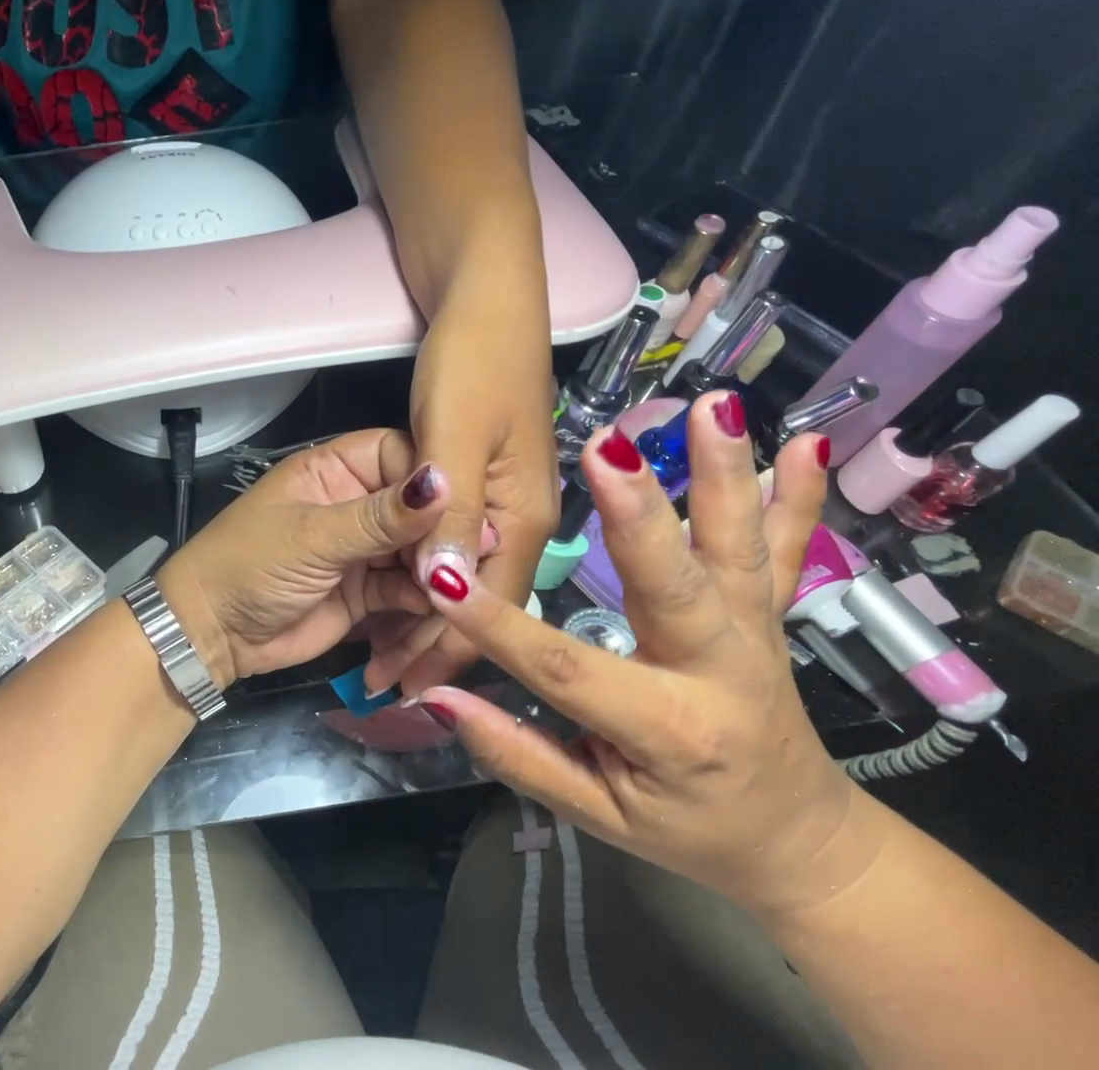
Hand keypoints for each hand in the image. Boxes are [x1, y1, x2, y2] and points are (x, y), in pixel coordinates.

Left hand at [156, 429, 451, 687]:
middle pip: (419, 508)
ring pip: (419, 551)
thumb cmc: (249, 567)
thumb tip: (442, 481)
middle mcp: (355, 504)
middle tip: (478, 555)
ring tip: (460, 588)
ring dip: (438, 571)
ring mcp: (364, 550)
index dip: (435, 477)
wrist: (213, 634)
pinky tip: (438, 609)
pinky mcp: (368, 592)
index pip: (401, 455)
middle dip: (444, 532)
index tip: (467, 505)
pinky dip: (424, 601)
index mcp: (334, 470)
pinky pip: (408, 591)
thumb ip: (378, 517)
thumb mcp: (313, 537)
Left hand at [367, 305, 559, 695]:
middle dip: (436, 644)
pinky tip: (385, 633)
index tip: (418, 685)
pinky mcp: (442, 503)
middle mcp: (498, 516)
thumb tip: (449, 580)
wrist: (474, 296)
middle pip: (471, 598)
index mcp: (514, 504)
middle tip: (395, 690)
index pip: (492, 594)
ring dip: (418, 630)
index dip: (457, 641)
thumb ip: (434, 510)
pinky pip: (426, 568)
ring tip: (385, 676)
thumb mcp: (449, 434)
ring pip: (446, 589)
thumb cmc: (470, 359)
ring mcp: (467, 513)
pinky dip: (407, 600)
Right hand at [411, 392, 876, 915]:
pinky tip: (811, 441)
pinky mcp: (772, 620)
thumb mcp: (596, 815)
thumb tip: (438, 700)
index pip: (562, 666)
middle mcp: (720, 672)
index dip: (495, 623)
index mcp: (667, 727)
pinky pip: (787, 554)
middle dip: (634, 513)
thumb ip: (518, 756)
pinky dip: (800, 497)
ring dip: (724, 473)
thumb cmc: (690, 833)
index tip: (440, 576)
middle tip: (603, 448)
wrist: (801, 843)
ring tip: (712, 407)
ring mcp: (756, 637)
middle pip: (672, 584)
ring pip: (737, 551)